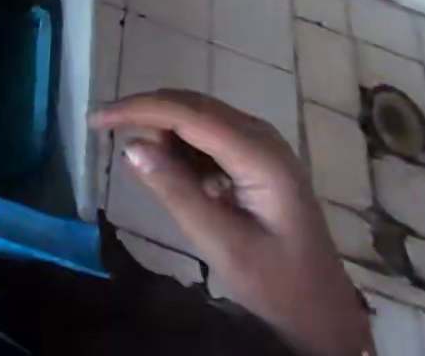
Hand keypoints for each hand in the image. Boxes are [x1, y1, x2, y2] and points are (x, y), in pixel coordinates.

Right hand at [91, 90, 370, 355]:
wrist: (327, 318)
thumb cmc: (279, 288)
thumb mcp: (224, 248)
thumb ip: (177, 193)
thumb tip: (131, 146)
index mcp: (259, 155)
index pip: (187, 113)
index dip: (139, 108)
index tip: (97, 118)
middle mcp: (260, 135)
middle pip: (190, 105)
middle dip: (145, 114)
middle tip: (104, 133)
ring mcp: (259, 142)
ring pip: (195, 115)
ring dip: (163, 131)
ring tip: (147, 167)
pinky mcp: (254, 154)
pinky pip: (205, 133)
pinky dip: (180, 146)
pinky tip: (176, 176)